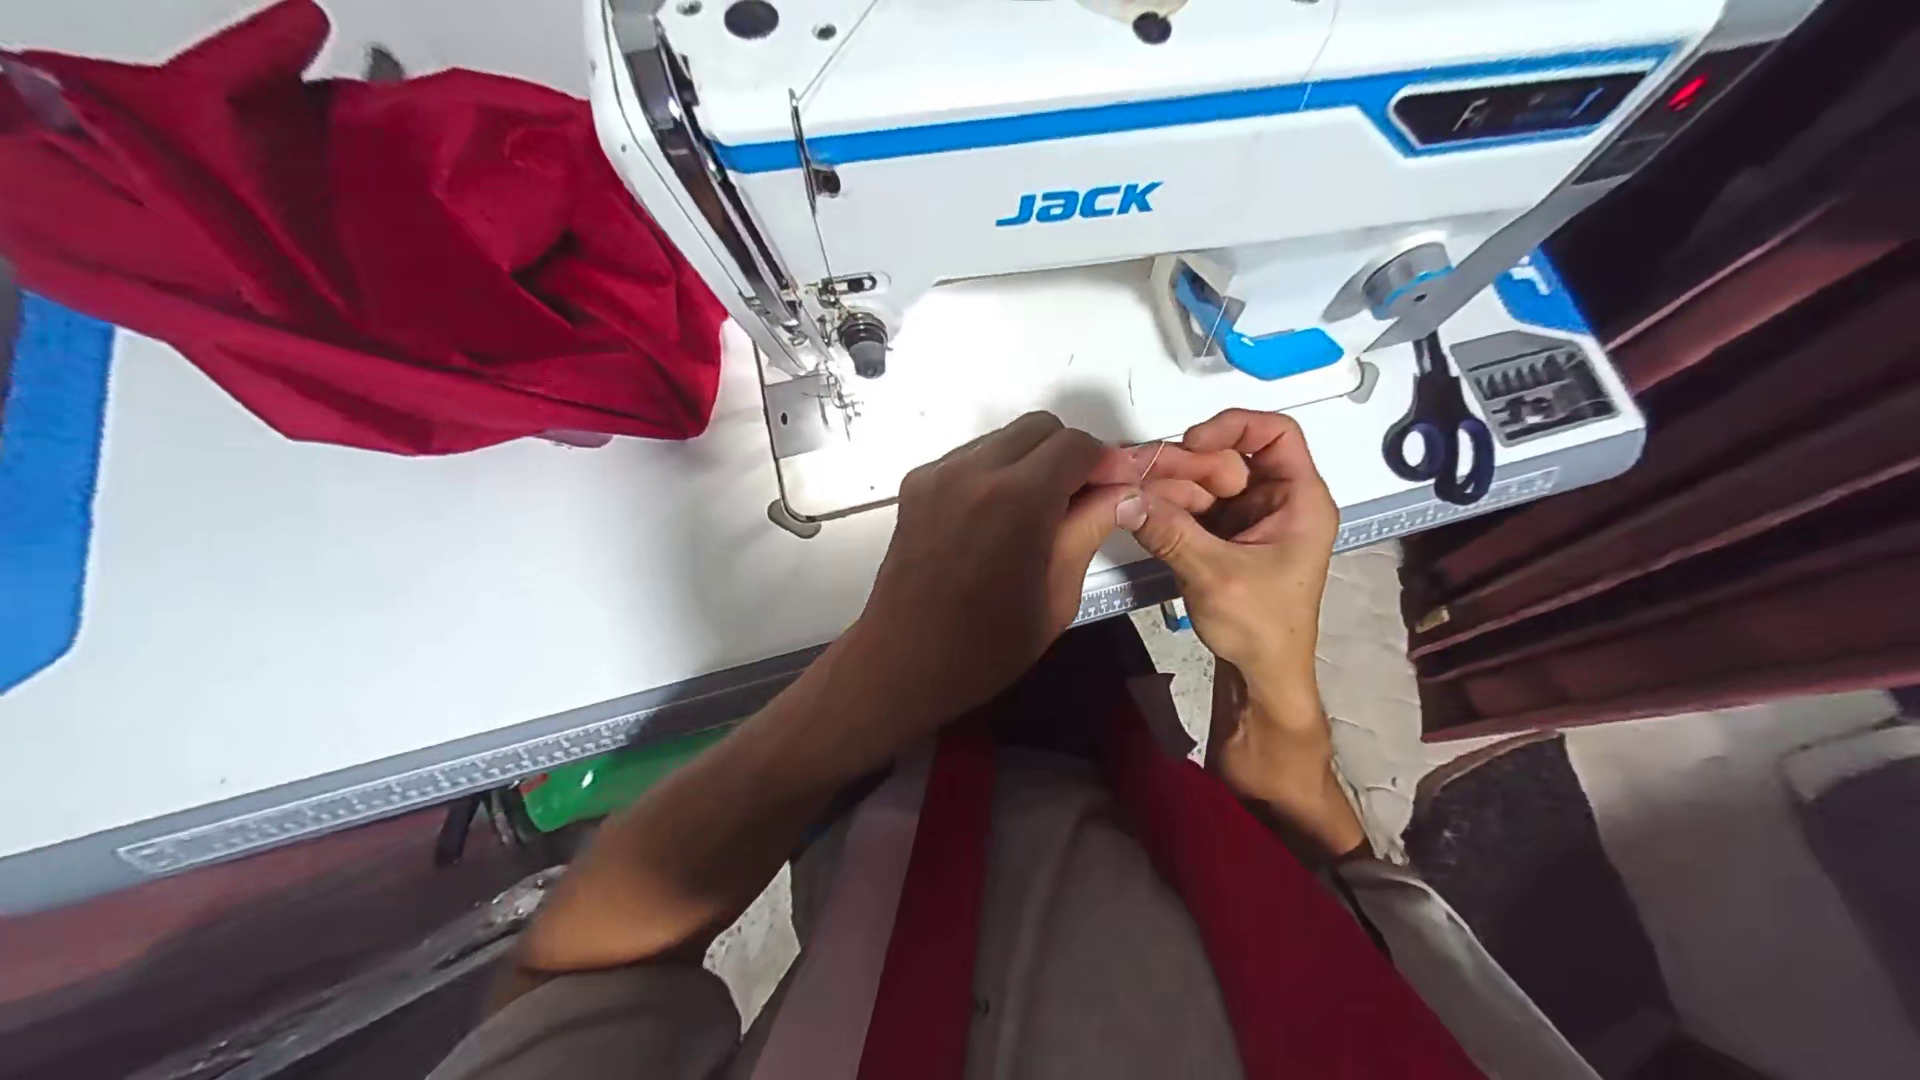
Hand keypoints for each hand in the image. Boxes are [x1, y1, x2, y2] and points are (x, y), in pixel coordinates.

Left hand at [843, 412, 1244, 746]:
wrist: (903, 662)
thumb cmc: (986, 648)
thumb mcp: (1057, 595)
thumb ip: (1089, 529)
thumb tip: (1122, 492)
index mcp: (1016, 500)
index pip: (1076, 445)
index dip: (1106, 462)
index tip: (1116, 488)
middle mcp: (973, 471)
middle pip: (1040, 427)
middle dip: (1069, 454)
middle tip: (1081, 498)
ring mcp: (938, 473)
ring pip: (1004, 437)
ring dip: (1032, 460)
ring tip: (1040, 510)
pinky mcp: (916, 483)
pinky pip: (971, 456)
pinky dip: (997, 471)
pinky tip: (999, 515)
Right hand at [1118, 409, 1361, 857]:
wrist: (1259, 676)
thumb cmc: (1261, 628)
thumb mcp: (1216, 576)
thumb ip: (1169, 532)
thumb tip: (1124, 497)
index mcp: (1298, 500)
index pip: (1276, 434)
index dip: (1235, 426)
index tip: (1193, 443)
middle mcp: (1272, 500)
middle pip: (1226, 458)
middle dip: (1184, 467)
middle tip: (1142, 478)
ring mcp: (1243, 518)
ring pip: (1201, 482)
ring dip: (1166, 489)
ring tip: (1133, 497)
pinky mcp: (1219, 536)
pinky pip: (1189, 507)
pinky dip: (1164, 508)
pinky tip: (1139, 512)